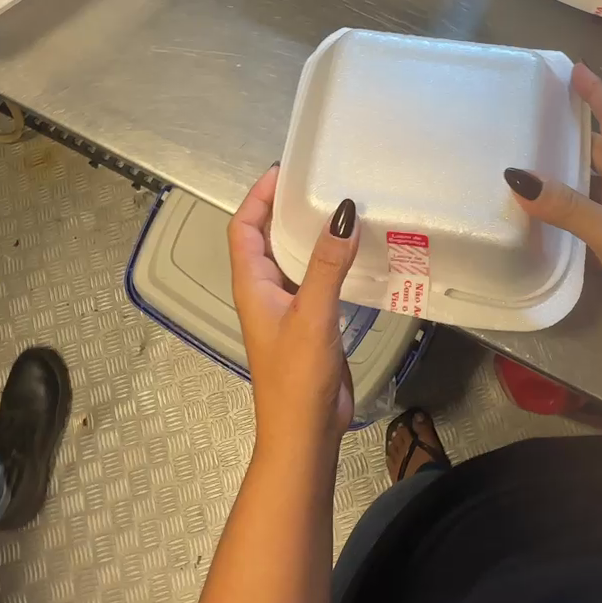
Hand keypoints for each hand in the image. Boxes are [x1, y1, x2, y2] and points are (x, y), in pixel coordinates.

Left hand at [228, 165, 357, 454]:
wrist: (305, 432)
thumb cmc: (296, 375)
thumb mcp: (312, 314)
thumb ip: (327, 264)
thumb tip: (342, 210)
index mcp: (252, 283)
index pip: (244, 226)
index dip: (259, 196)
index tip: (285, 170)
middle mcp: (265, 289)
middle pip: (268, 235)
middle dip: (288, 206)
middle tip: (322, 180)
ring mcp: (288, 305)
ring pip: (294, 256)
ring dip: (311, 232)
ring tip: (343, 207)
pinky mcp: (310, 320)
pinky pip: (316, 277)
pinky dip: (331, 258)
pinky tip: (357, 251)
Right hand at [503, 65, 601, 345]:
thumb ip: (568, 206)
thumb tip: (516, 174)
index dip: (597, 93)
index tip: (574, 68)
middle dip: (580, 124)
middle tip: (541, 111)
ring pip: (601, 180)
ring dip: (574, 165)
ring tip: (535, 156)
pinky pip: (598, 212)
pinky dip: (575, 205)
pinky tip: (552, 215)